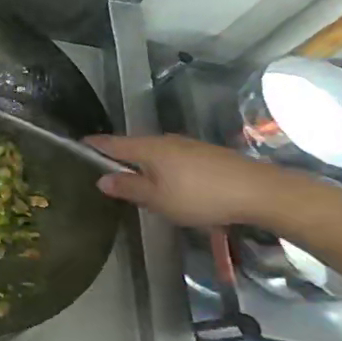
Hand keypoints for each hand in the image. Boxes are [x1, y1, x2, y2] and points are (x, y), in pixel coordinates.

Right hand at [85, 134, 315, 228]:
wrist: (261, 192)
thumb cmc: (200, 196)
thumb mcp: (158, 199)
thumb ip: (129, 189)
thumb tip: (102, 179)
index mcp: (149, 149)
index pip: (114, 143)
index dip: (96, 144)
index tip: (80, 143)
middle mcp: (167, 141)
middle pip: (136, 146)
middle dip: (122, 156)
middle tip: (109, 169)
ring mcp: (190, 146)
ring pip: (159, 153)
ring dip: (147, 165)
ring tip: (140, 181)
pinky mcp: (209, 156)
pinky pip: (177, 159)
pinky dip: (167, 169)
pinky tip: (173, 185)